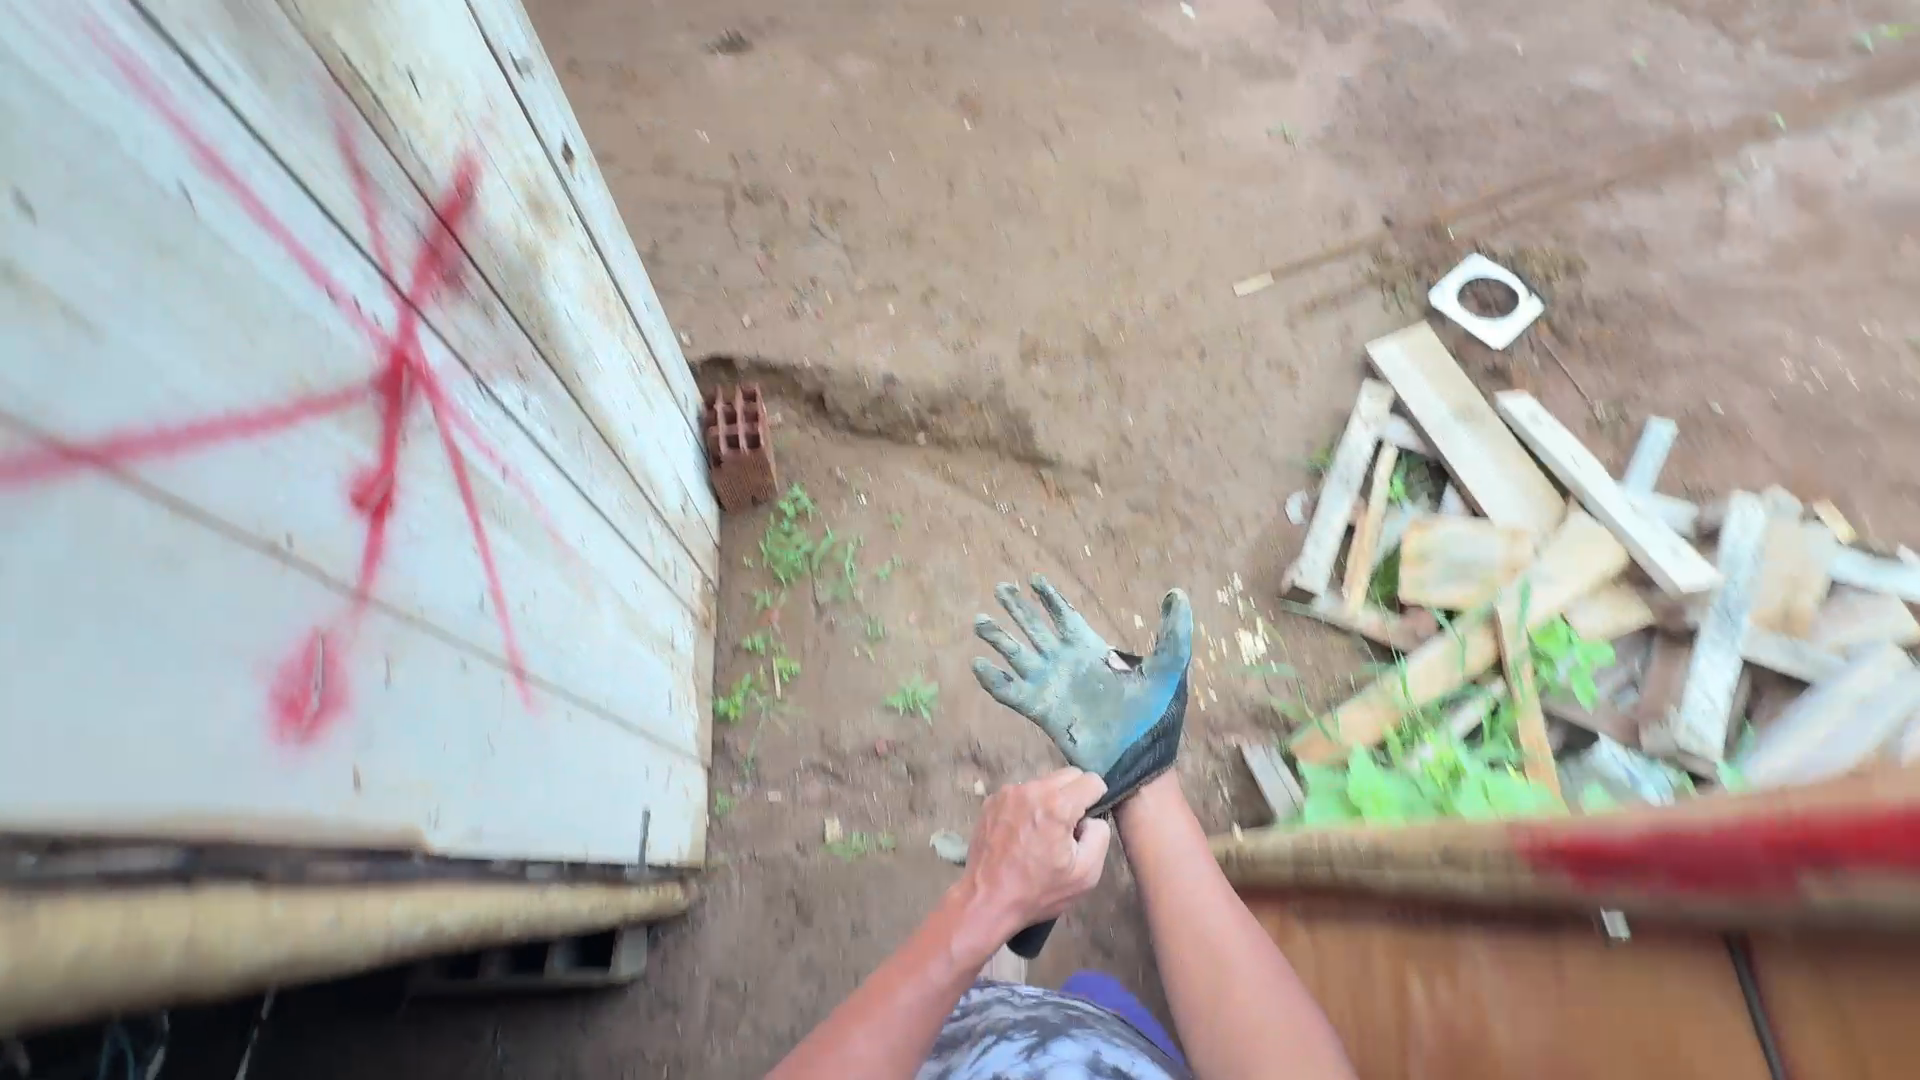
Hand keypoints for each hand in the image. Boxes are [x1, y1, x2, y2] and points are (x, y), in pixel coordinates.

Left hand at [961, 769, 1112, 934]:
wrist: (987, 899)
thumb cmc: (1038, 891)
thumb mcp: (1085, 874)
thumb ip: (1100, 836)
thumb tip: (1091, 818)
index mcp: (1056, 805)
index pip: (1091, 780)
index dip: (1098, 799)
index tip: (1089, 821)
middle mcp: (1031, 789)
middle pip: (1068, 775)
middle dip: (1076, 796)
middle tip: (1068, 828)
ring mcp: (1008, 792)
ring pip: (1044, 782)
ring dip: (1051, 800)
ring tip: (1042, 833)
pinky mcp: (992, 800)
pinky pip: (1022, 792)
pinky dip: (1029, 805)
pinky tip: (1022, 833)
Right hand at [971, 576, 1191, 810]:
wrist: (1138, 758)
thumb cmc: (1155, 716)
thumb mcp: (1169, 669)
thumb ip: (1174, 632)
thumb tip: (1177, 593)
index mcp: (1089, 648)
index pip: (1063, 615)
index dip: (1048, 597)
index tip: (1033, 578)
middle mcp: (1064, 662)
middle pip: (1034, 627)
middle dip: (1017, 608)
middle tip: (1000, 588)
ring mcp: (1049, 685)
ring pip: (1016, 653)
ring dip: (998, 637)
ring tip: (979, 620)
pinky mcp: (1039, 709)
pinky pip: (1010, 691)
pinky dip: (993, 679)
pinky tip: (979, 665)